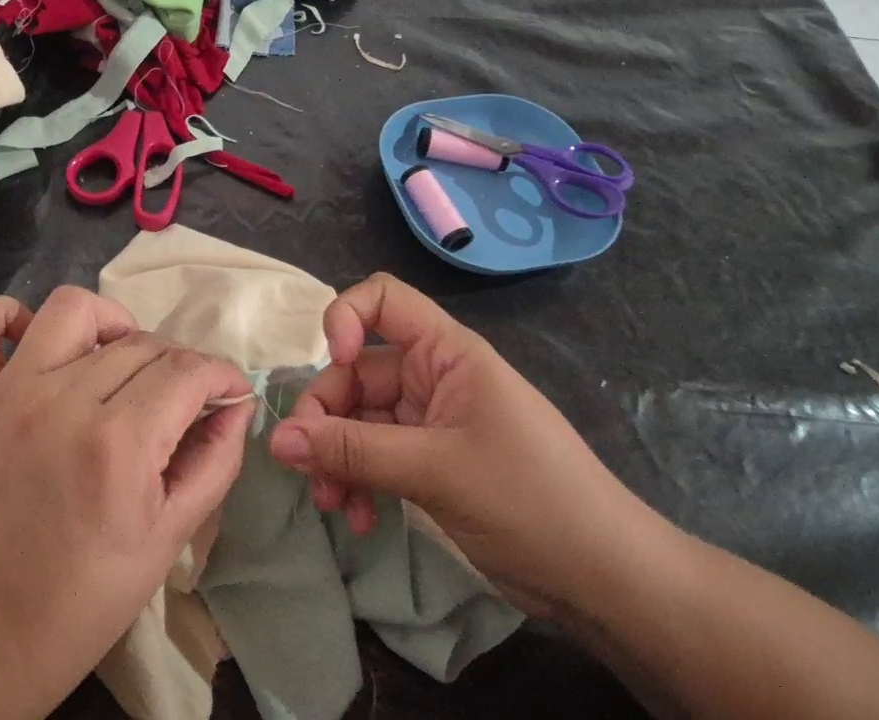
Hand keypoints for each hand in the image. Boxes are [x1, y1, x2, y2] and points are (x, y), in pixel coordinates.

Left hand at [0, 287, 254, 719]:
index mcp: (119, 442)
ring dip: (112, 323)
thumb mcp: (171, 537)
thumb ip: (215, 462)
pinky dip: (3, 316)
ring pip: (73, 309)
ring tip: (122, 366)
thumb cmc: (87, 598)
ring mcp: (10, 394)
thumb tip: (237, 406)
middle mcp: (62, 400)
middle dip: (179, 365)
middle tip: (183, 405)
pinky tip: (35, 342)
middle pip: (142, 342)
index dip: (223, 377)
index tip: (231, 397)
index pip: (189, 371)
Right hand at [266, 273, 661, 616]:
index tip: (333, 363)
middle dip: (327, 417)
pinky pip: (375, 458)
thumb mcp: (435, 469)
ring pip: (359, 422)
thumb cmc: (530, 499)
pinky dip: (359, 483)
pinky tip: (360, 519)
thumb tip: (276, 439)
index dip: (344, 317)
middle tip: (306, 466)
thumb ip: (352, 451)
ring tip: (333, 504)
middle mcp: (434, 378)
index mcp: (447, 354)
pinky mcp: (430, 466)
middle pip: (356, 372)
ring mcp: (430, 424)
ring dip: (337, 458)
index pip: (383, 300)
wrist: (602, 577)